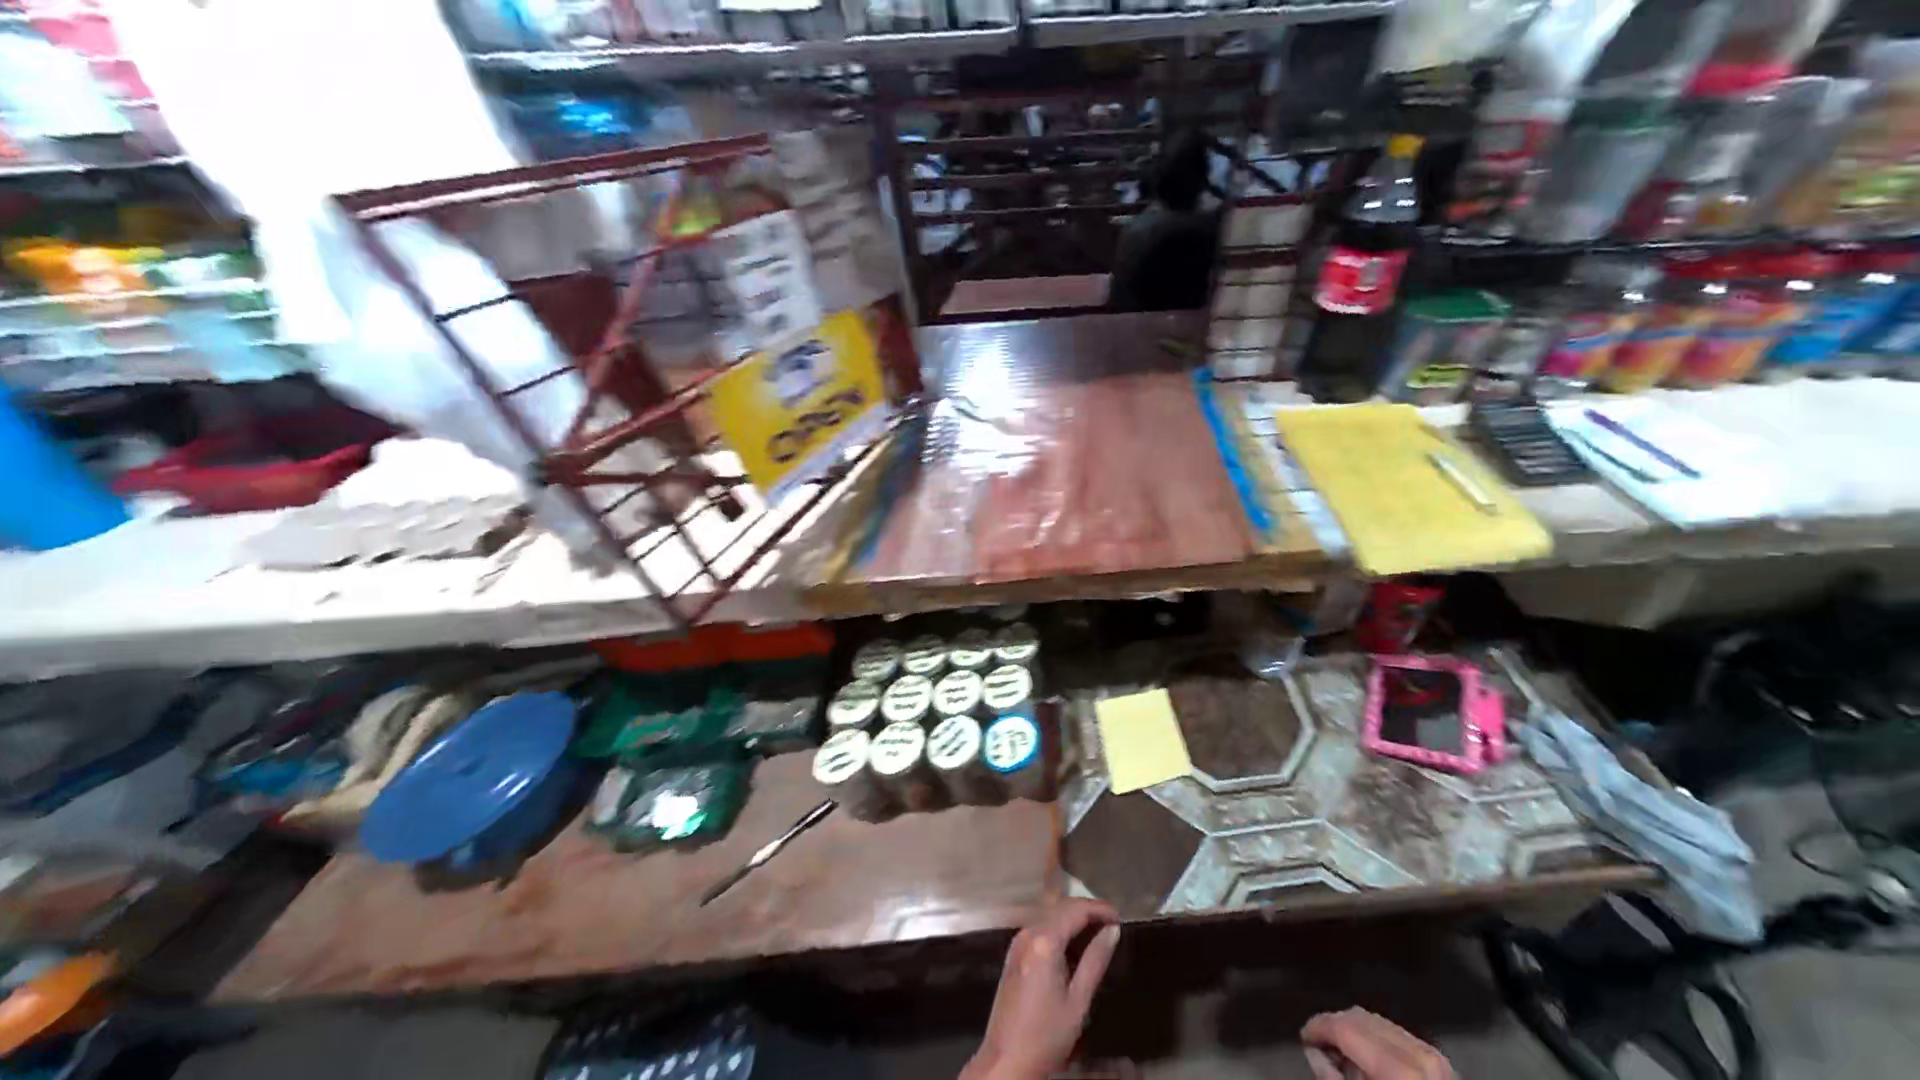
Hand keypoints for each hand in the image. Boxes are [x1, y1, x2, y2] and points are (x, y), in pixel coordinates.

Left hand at [962, 898, 1121, 1079]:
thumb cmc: (1046, 1035)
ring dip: (1074, 919)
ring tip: (1099, 934)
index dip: (1099, 908)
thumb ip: (1095, 961)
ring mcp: (1017, 942)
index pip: (1075, 909)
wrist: (1006, 1060)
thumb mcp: (1078, 1000)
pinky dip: (1060, 930)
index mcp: (1043, 941)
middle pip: (1060, 907)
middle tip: (1113, 925)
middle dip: (1087, 910)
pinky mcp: (1014, 954)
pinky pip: (1040, 929)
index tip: (1120, 917)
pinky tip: (1075, 946)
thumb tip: (1112, 931)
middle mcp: (1027, 933)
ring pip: (1049, 916)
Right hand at [1301, 1008, 1455, 1079]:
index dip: (1317, 1027)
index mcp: (1400, 1071)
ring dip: (1353, 1030)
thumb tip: (1316, 1054)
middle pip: (1359, 1018)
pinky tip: (1367, 1059)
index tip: (1304, 1037)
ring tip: (1341, 1053)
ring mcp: (1434, 1057)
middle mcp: (1419, 1055)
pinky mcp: (1441, 1063)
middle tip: (1318, 1046)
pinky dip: (1374, 1038)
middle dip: (1333, 1027)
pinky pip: (1396, 1034)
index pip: (1344, 1027)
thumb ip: (1333, 1079)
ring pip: (1377, 1021)